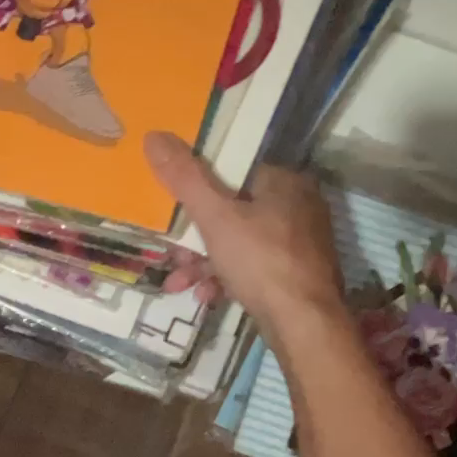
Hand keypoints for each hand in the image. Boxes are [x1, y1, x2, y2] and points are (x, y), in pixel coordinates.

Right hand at [146, 132, 348, 343]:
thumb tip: (154, 135)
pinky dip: (226, 281)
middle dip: (195, 241)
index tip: (173, 217)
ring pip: (239, 245)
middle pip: (232, 214)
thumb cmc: (261, 262)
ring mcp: (299, 242)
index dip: (197, 195)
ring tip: (180, 286)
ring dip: (204, 265)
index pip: (233, 175)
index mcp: (283, 181)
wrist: (302, 321)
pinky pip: (252, 269)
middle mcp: (297, 205)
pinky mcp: (296, 274)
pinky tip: (209, 298)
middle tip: (173, 260)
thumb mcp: (216, 218)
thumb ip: (186, 179)